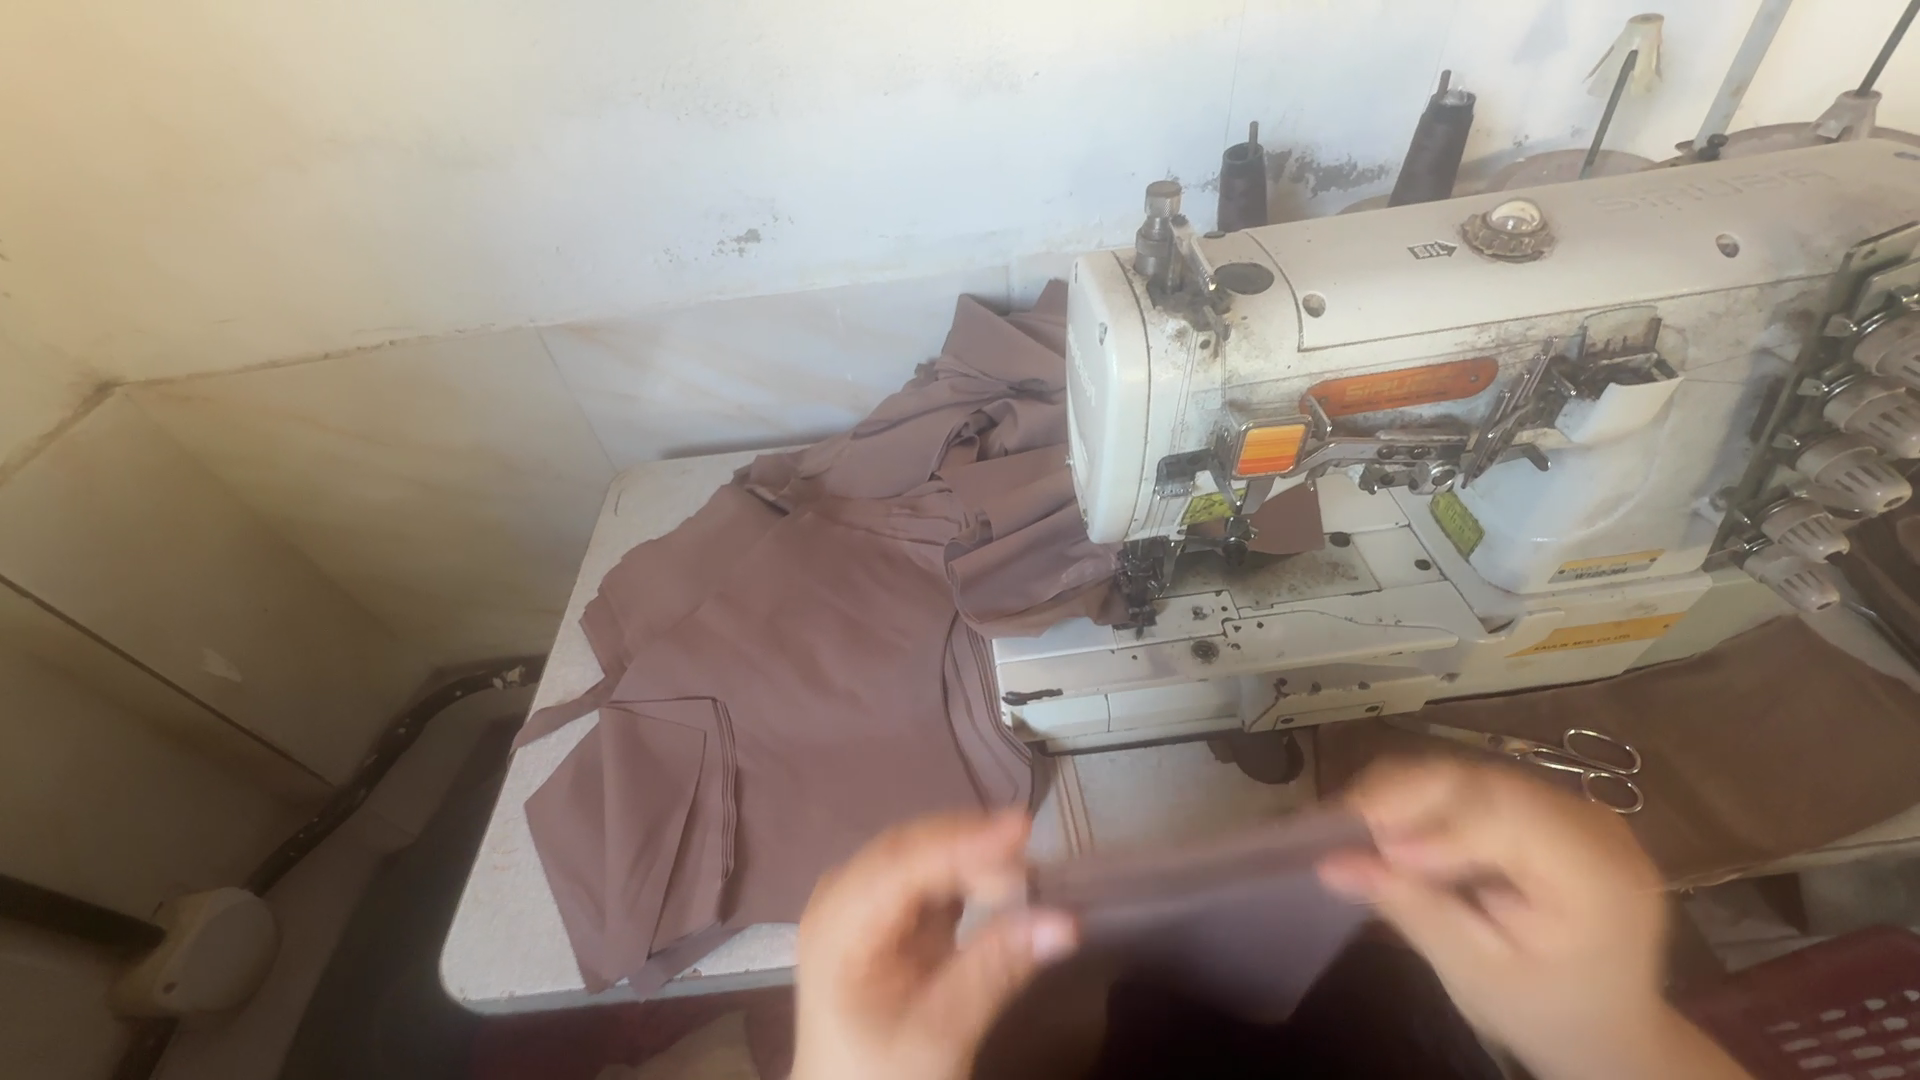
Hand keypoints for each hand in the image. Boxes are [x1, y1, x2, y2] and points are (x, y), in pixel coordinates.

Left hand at [791, 811, 1078, 1079]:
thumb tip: (1064, 922)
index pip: (902, 864)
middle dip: (972, 845)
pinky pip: (930, 875)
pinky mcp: (887, 912)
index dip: (962, 842)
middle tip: (1033, 852)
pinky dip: (968, 876)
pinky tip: (1001, 883)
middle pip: (912, 850)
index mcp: (838, 924)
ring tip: (1025, 869)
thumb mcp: (939, 1034)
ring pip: (924, 856)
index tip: (1020, 828)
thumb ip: (997, 970)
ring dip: (973, 857)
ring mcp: (864, 901)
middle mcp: (844, 897)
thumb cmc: (882, 1077)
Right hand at [1318, 758, 1750, 1079]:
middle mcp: (1589, 825)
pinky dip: (1415, 796)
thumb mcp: (1475, 972)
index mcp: (1599, 877)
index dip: (1440, 826)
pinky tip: (1388, 825)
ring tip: (1357, 828)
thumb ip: (1411, 908)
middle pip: (1481, 783)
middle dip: (1405, 798)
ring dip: (1401, 793)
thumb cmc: (1542, 1008)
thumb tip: (1330, 863)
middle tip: (1345, 828)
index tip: (1382, 854)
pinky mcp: (1533, 802)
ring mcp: (1563, 806)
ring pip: (1464, 773)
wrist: (1598, 1021)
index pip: (1513, 819)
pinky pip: (1463, 781)